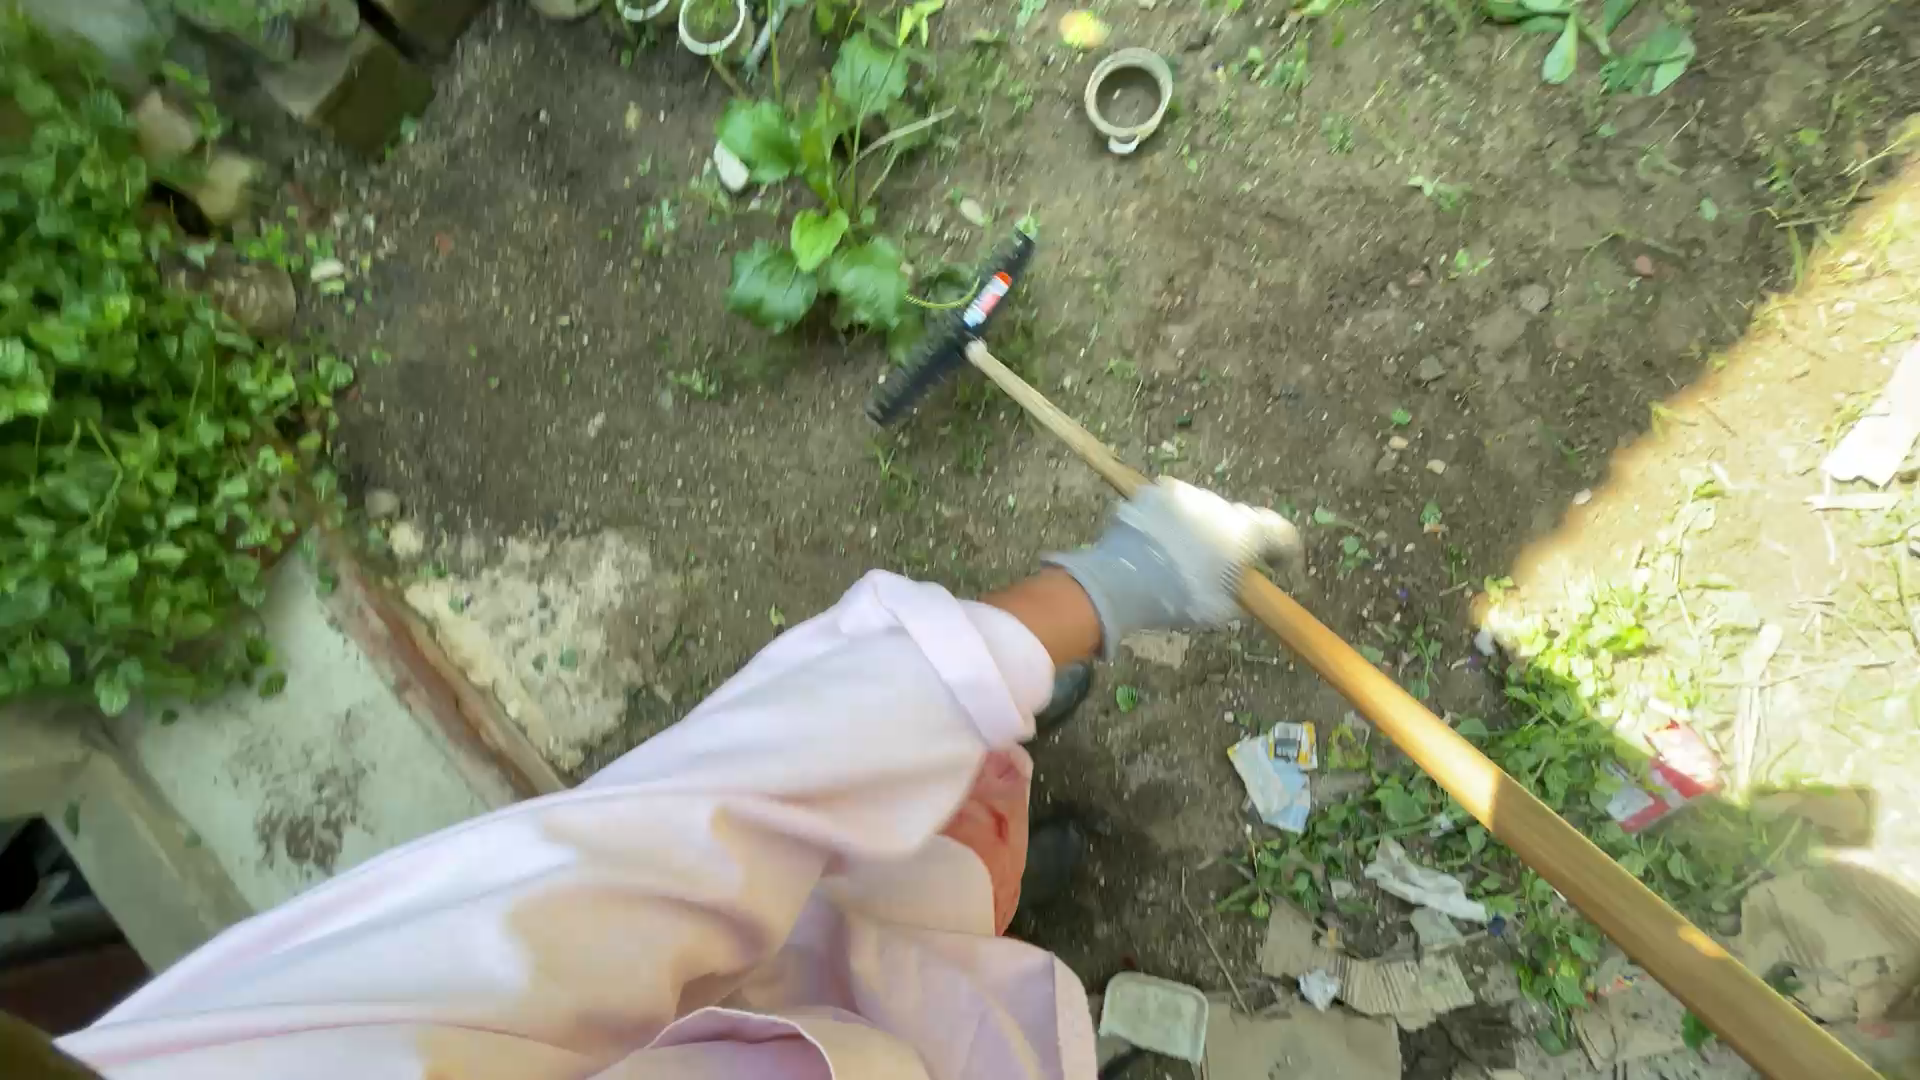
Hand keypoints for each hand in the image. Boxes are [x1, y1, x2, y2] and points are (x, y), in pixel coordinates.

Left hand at [1044, 479, 1302, 657]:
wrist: (1119, 582)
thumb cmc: (1176, 601)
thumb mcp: (1221, 611)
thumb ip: (1241, 594)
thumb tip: (1243, 589)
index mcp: (1244, 533)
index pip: (1280, 532)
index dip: (1284, 550)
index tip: (1278, 564)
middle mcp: (1219, 505)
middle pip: (1237, 519)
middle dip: (1233, 538)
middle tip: (1220, 561)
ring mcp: (1183, 494)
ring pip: (1201, 508)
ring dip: (1199, 525)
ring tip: (1181, 551)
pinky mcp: (1151, 491)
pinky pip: (1170, 505)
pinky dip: (1169, 519)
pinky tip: (1157, 540)